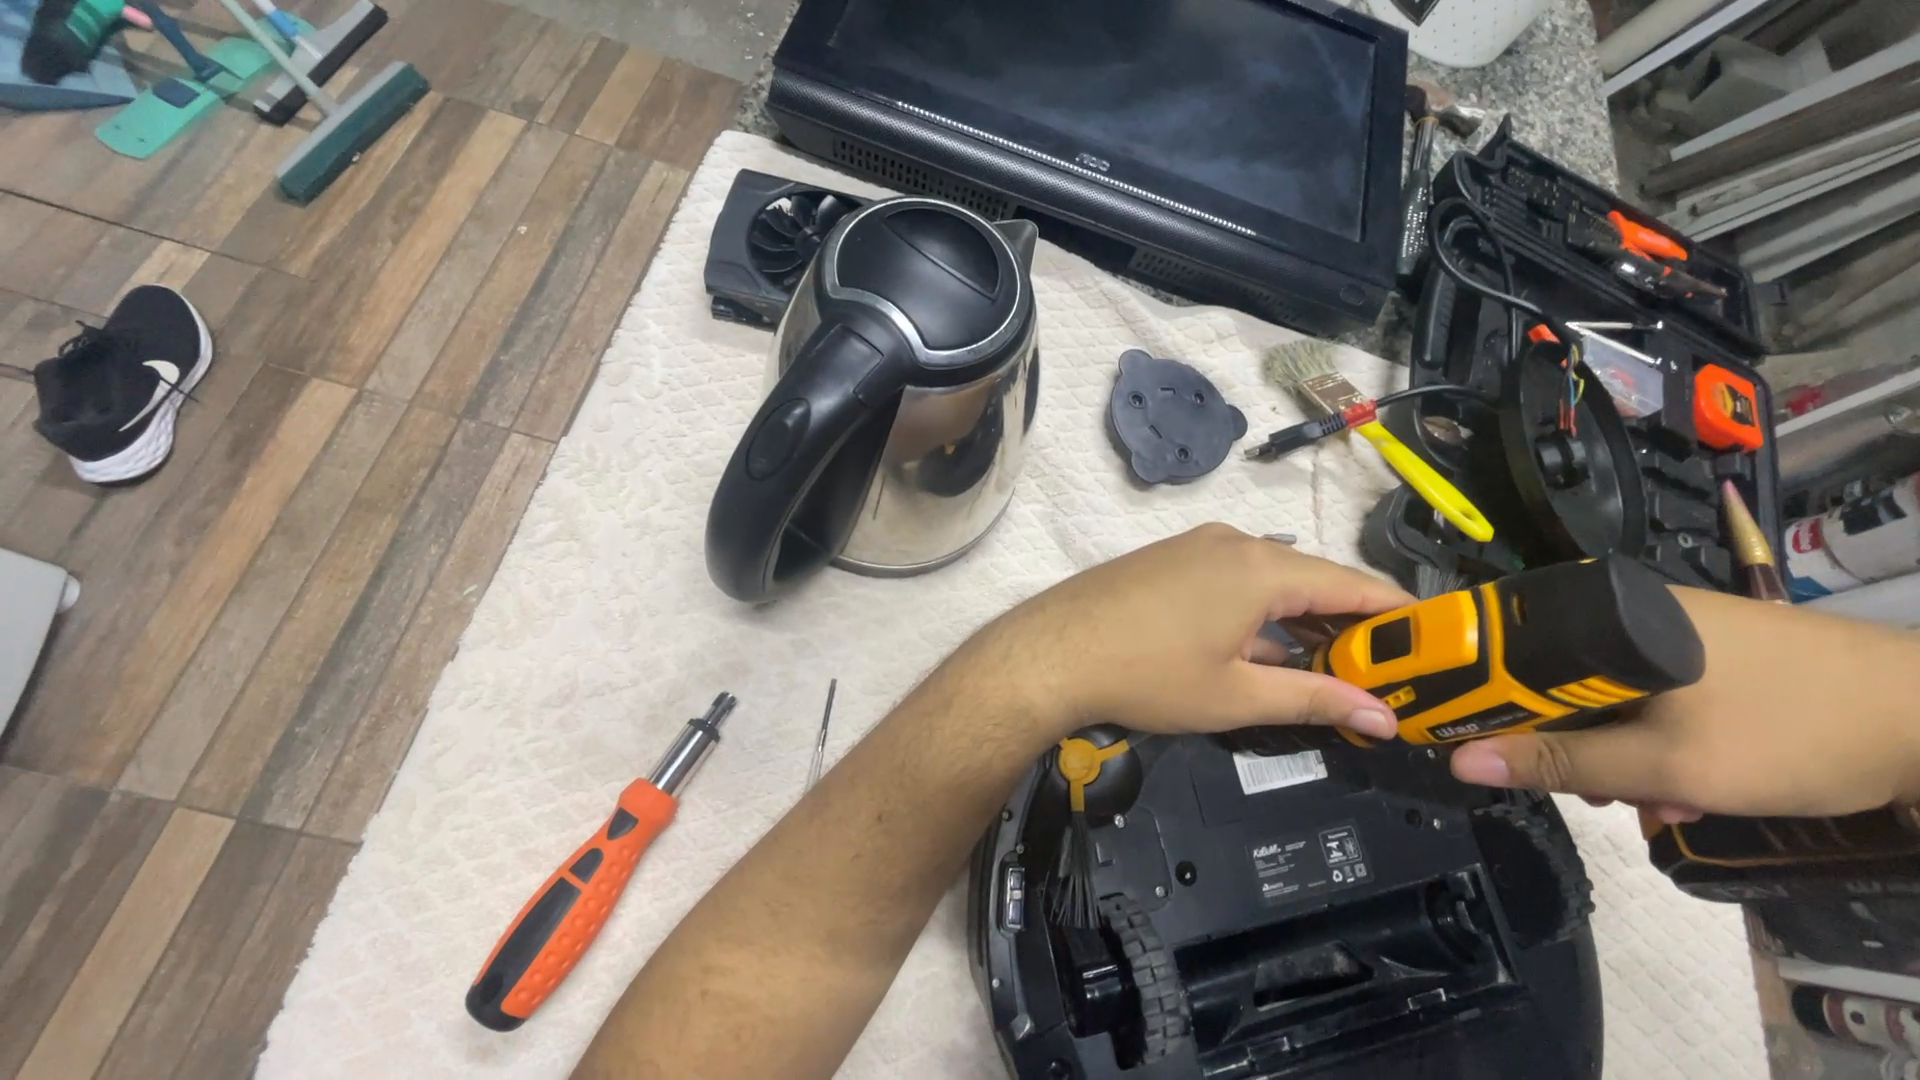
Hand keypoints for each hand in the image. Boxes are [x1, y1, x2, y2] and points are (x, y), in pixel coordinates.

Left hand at [975, 524, 1411, 740]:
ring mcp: (1195, 547)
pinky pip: (1232, 580)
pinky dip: (1258, 611)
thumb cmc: (1146, 675)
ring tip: (1332, 666)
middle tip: (1384, 669)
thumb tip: (1383, 716)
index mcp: (1260, 568)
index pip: (1352, 585)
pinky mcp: (1168, 560)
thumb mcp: (1236, 695)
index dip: (1397, 614)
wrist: (1048, 653)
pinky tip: (1264, 649)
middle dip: (1347, 623)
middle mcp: (1232, 543)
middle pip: (1310, 579)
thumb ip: (1314, 699)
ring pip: (1269, 580)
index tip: (1433, 642)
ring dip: (1299, 619)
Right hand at [1450, 588, 1919, 817]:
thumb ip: (1560, 763)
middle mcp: (1630, 608)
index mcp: (1607, 615)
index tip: (1505, 756)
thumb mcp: (1667, 764)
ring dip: (1621, 751)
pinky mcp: (1712, 645)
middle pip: (1559, 679)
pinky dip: (1657, 735)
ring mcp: (1676, 625)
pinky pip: (1651, 691)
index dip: (1495, 707)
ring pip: (1607, 692)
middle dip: (1576, 745)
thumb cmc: (1794, 734)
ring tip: (1666, 801)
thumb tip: (1459, 760)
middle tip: (1608, 799)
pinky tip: (1692, 779)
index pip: (1509, 654)